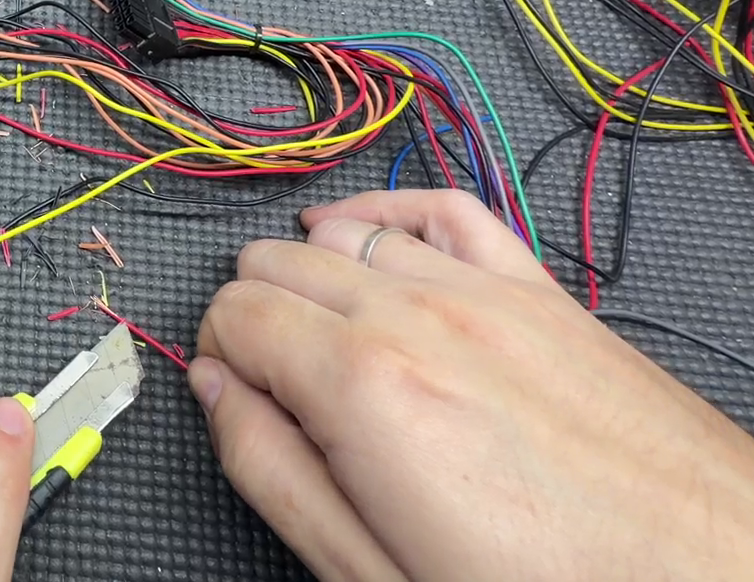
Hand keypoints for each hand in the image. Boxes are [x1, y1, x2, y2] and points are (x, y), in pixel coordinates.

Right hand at [188, 188, 753, 581]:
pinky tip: (367, 238)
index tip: (241, 395)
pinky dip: (387, 212)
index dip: (219, 354)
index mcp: (363, 386)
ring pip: (336, 232)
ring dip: (308, 273)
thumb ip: (266, 468)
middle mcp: (415, 316)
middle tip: (280, 379)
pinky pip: (441, 209)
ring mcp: (482, 293)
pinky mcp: (540, 293)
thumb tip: (213, 387)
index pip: (231, 313)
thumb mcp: (370, 575)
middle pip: (271, 261)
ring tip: (321, 329)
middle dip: (254, 313)